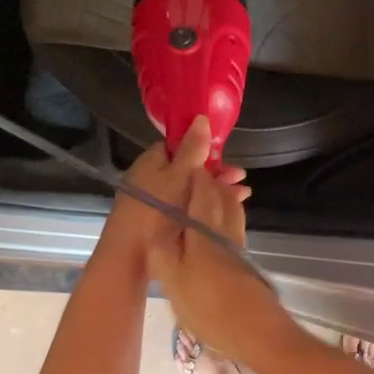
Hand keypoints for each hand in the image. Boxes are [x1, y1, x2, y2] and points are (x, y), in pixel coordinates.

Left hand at [103, 116, 247, 268]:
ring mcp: (156, 202)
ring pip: (191, 190)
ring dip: (215, 190)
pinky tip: (226, 211)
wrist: (131, 255)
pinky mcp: (162, 223)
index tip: (222, 153)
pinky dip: (207, 206)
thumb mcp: (178, 175)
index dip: (201, 147)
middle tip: (239, 177)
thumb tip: (201, 117)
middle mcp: (151, 179)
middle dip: (215, 172)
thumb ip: (192, 149)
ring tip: (242, 195)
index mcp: (151, 162)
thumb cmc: (155, 209)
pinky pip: (189, 207)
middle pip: (187, 169)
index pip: (177, 146)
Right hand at [148, 167, 303, 367]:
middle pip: (220, 195)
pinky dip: (223, 216)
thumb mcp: (173, 280)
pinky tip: (213, 228)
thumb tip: (155, 226)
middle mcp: (225, 230)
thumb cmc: (210, 307)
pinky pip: (232, 227)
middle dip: (207, 180)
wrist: (258, 333)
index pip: (201, 189)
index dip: (194, 171)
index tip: (183, 157)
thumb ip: (163, 250)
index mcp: (205, 229)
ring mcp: (238, 246)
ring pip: (230, 210)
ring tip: (204, 194)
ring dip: (219, 197)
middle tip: (191, 171)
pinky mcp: (245, 262)